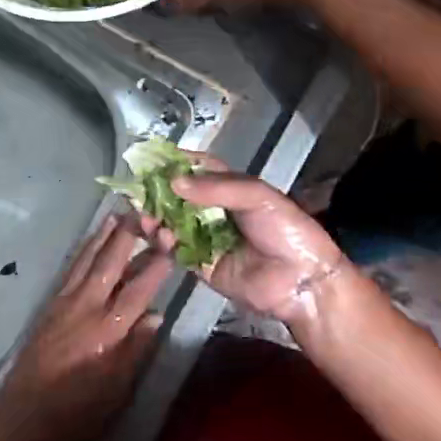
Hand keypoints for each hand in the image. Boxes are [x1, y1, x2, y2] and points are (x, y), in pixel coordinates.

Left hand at [0, 216, 169, 437]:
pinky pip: (72, 267)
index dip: (157, 264)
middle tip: (145, 211)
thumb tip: (157, 315)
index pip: (139, 290)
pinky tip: (92, 240)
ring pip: (89, 258)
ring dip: (105, 235)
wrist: (25, 413)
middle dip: (130, 236)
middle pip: (111, 263)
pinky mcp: (52, 302)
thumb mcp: (116, 390)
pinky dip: (85, 249)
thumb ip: (137, 350)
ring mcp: (67, 301)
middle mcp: (87, 306)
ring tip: (119, 213)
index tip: (173, 240)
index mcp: (108, 330)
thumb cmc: (77, 409)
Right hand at [161, 172, 349, 326]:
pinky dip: (166, 243)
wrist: (302, 280)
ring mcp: (208, 239)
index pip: (198, 170)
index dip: (176, 164)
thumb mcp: (256, 196)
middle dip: (158, 194)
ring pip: (174, 224)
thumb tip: (174, 182)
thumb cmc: (284, 229)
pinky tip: (162, 236)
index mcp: (231, 188)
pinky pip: (179, 252)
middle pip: (179, 198)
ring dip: (158, 218)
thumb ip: (215, 188)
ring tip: (146, 217)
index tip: (151, 160)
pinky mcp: (204, 266)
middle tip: (137, 192)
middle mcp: (216, 211)